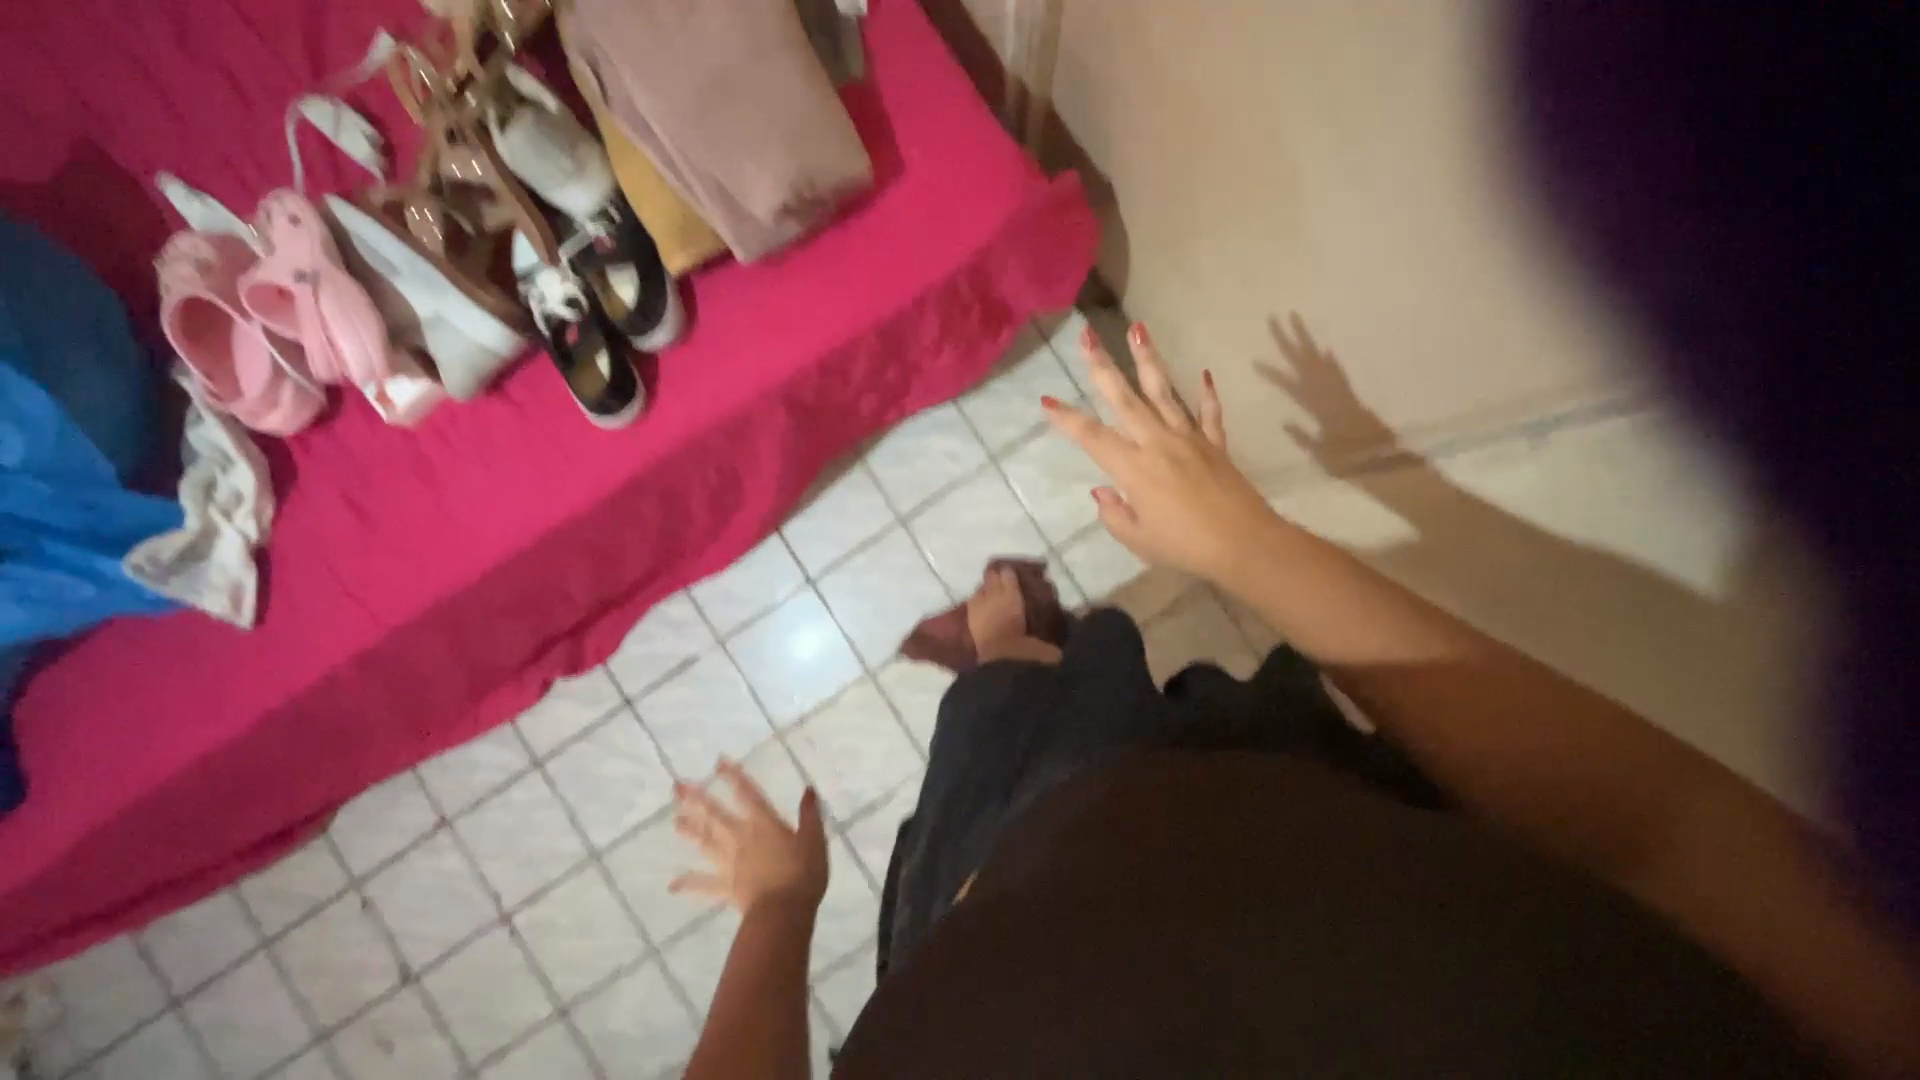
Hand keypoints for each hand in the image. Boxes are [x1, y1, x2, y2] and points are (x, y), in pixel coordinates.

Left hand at [670, 762, 828, 914]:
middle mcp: (741, 838)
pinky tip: (673, 884)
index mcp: (764, 824)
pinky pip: (704, 885)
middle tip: (676, 787)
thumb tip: (808, 789)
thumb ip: (809, 814)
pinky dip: (689, 883)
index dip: (733, 777)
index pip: (747, 794)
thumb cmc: (803, 873)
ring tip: (675, 820)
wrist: (783, 911)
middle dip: (696, 799)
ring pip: (706, 843)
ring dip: (690, 831)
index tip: (718, 763)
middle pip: (715, 815)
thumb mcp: (814, 840)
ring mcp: (730, 863)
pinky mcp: (725, 887)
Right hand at [1043, 322, 1282, 585]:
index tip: (1046, 400)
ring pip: (1164, 393)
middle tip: (1087, 335)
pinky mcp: (1215, 444)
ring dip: (1148, 360)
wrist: (1244, 544)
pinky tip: (1204, 374)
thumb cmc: (1185, 546)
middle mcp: (1158, 443)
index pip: (1092, 437)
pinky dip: (1206, 394)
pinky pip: (1209, 414)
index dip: (1066, 419)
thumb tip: (1102, 492)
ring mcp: (1189, 439)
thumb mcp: (1139, 539)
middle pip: (1125, 399)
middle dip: (1102, 366)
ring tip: (1138, 329)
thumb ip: (1114, 514)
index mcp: (1134, 468)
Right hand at [1256, 313, 1401, 470]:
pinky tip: (1325, 349)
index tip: (1255, 361)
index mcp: (1319, 408)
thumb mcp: (1322, 454)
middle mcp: (1330, 392)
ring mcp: (1342, 390)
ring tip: (1296, 320)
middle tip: (1276, 318)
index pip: (1291, 386)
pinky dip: (1330, 359)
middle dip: (1290, 340)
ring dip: (1307, 340)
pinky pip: (1338, 370)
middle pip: (1306, 361)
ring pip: (1321, 359)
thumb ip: (1304, 437)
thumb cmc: (1351, 463)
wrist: (1388, 461)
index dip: (1273, 374)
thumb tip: (1284, 421)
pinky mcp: (1351, 394)